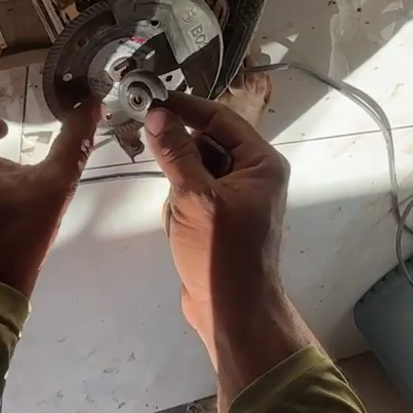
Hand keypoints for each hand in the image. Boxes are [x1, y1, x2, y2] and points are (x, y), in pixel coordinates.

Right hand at [141, 93, 293, 339]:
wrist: (233, 312)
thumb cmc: (222, 253)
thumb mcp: (195, 198)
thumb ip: (176, 153)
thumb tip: (158, 115)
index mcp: (261, 163)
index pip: (220, 119)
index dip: (186, 108)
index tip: (151, 100)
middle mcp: (253, 175)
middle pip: (205, 144)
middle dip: (180, 160)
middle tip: (161, 168)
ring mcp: (235, 198)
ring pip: (193, 171)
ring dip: (178, 189)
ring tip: (180, 217)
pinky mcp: (218, 218)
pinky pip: (190, 196)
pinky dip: (178, 207)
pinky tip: (179, 230)